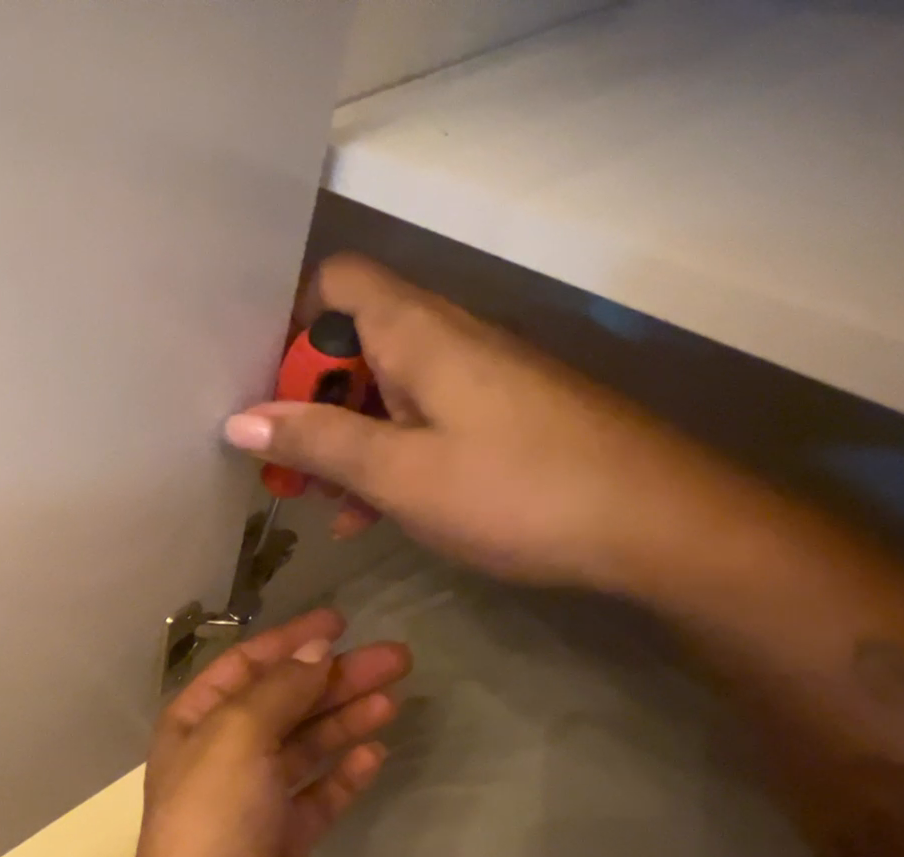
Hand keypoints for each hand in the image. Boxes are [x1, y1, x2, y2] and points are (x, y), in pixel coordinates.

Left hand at [126, 608, 411, 856]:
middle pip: (285, 701)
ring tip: (393, 696)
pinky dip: (345, 772)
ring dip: (346, 718)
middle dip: (335, 677)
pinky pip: (320, 792)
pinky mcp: (285, 835)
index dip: (291, 640)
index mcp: (195, 719)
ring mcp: (254, 794)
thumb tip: (315, 648)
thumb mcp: (238, 734)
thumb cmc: (213, 813)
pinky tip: (377, 753)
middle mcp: (222, 750)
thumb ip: (279, 690)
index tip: (341, 620)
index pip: (247, 665)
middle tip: (396, 657)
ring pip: (306, 744)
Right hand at [224, 254, 768, 596]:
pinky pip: (419, 419)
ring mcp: (475, 378)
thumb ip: (315, 442)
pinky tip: (369, 515)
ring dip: (340, 436)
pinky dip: (385, 455)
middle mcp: (445, 339)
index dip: (288, 322)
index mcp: (417, 333)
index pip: (335, 282)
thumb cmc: (518, 490)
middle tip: (279, 461)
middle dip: (304, 399)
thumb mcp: (398, 474)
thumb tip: (237, 420)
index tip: (259, 384)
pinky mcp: (498, 415)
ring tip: (315, 499)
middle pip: (350, 340)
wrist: (666, 527)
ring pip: (381, 388)